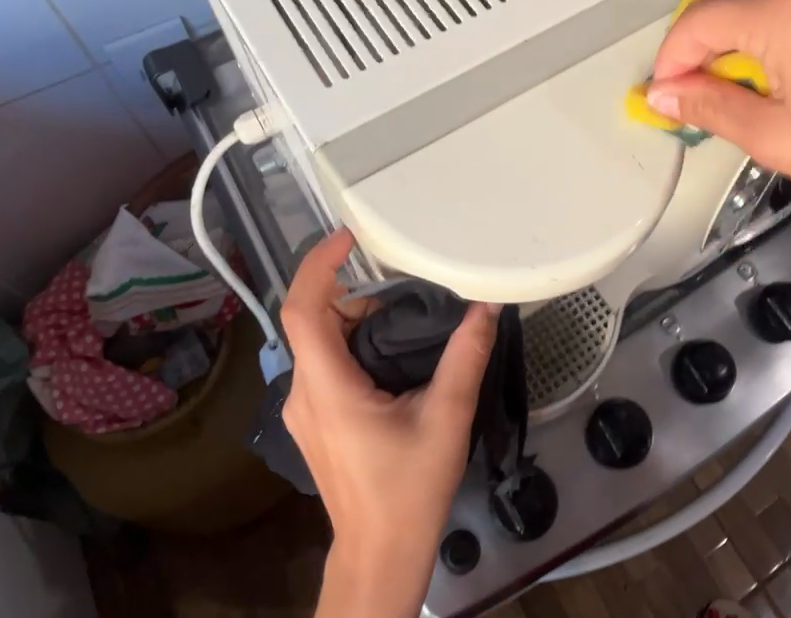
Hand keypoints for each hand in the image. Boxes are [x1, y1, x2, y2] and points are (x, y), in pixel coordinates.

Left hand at [281, 229, 498, 617]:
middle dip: (352, 293)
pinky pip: (325, 364)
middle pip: (313, 319)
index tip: (347, 236)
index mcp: (328, 386)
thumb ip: (466, 355)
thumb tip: (487, 306)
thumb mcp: (446, 418)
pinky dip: (353, 345)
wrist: (380, 554)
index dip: (319, 265)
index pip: (303, 308)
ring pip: (319, 342)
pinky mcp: (315, 420)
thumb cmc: (409, 491)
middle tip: (400, 286)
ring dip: (356, 321)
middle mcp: (303, 391)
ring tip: (405, 322)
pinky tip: (392, 357)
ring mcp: (303, 408)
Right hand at [645, 0, 790, 245]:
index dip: (673, 58)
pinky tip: (789, 45)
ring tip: (740, 57)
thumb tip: (664, 94)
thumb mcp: (775, 139)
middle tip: (697, 82)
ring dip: (737, 6)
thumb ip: (710, 107)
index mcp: (785, 13)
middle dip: (700, 34)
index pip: (700, 21)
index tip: (667, 92)